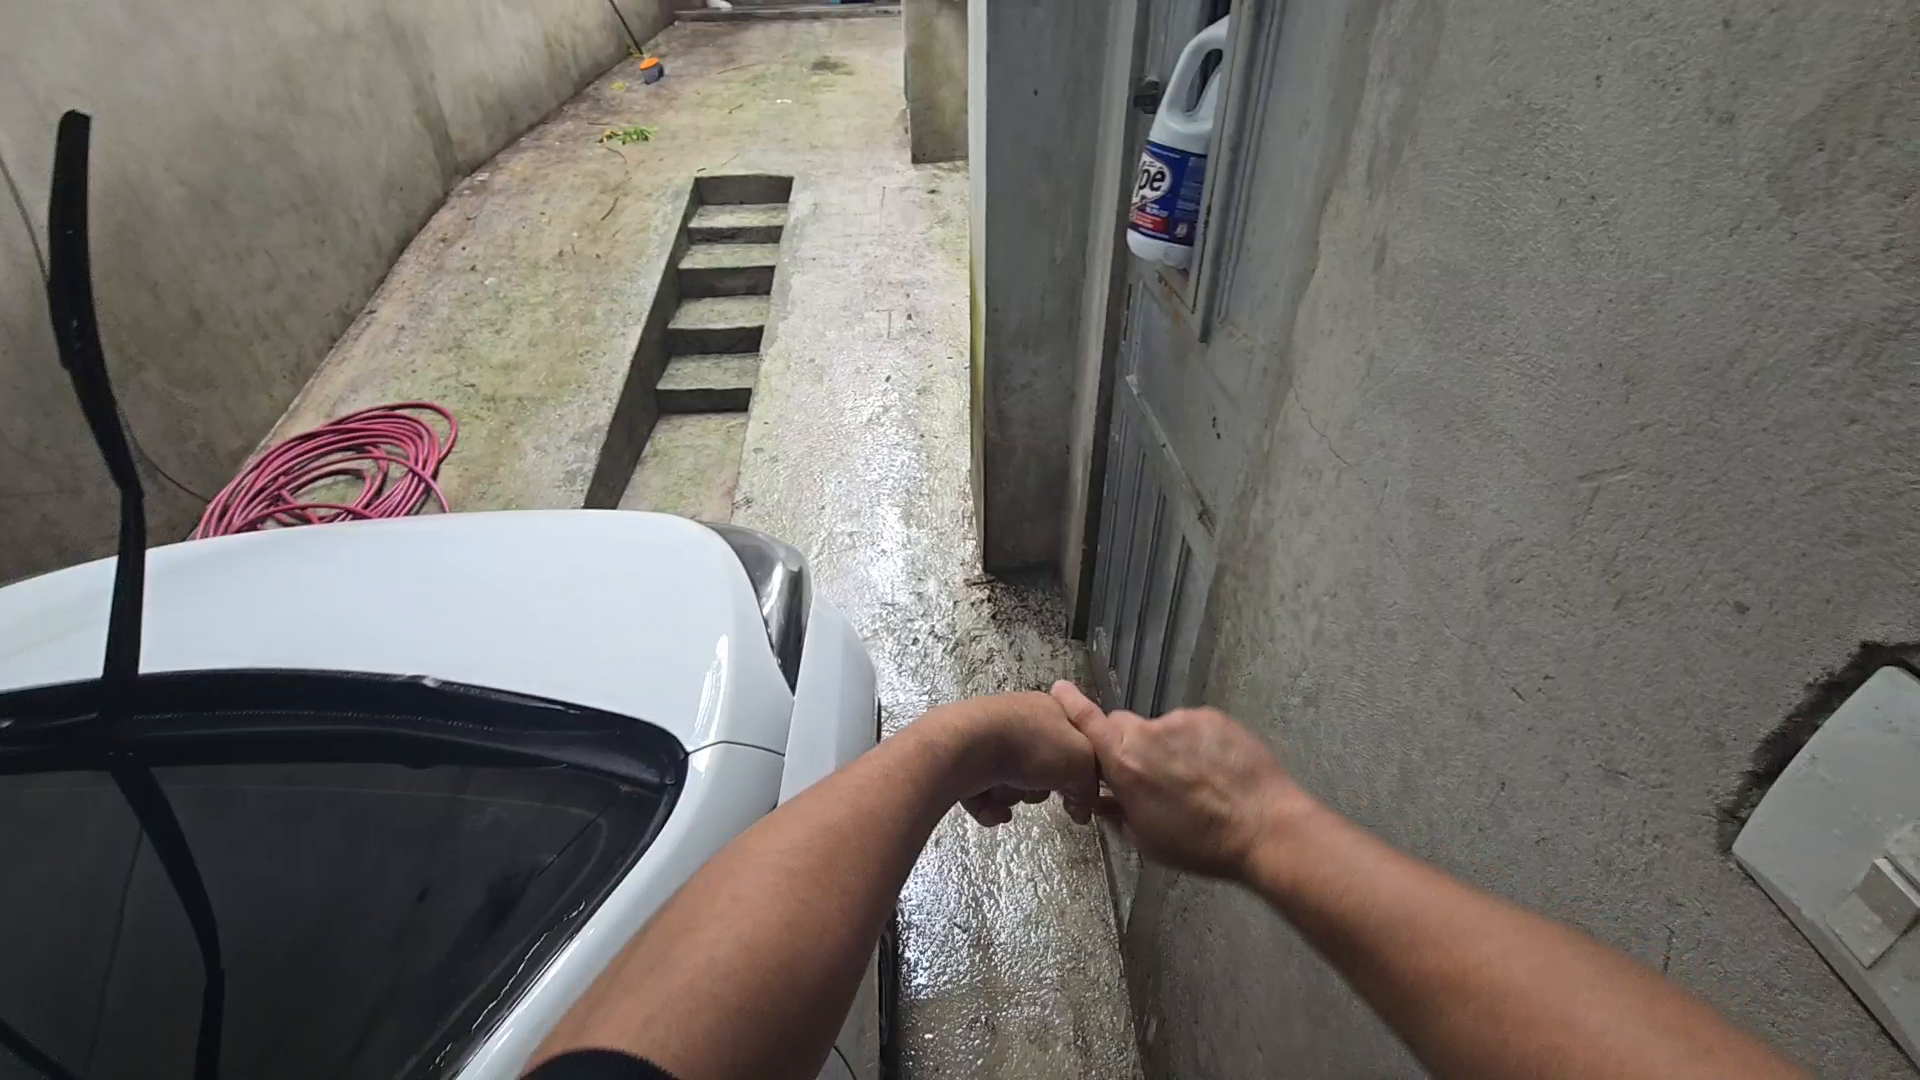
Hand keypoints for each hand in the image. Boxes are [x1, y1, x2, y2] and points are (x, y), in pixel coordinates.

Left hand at [925, 692, 1100, 826]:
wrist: (967, 745)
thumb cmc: (1029, 744)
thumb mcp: (1080, 760)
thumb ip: (1089, 782)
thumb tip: (1082, 804)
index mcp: (1049, 709)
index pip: (1074, 741)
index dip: (1079, 770)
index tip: (1077, 792)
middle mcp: (1019, 721)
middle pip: (1043, 767)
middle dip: (1042, 787)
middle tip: (1040, 788)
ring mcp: (989, 740)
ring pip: (1014, 783)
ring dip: (1014, 795)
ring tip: (1008, 791)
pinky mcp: (965, 761)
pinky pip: (986, 795)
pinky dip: (991, 807)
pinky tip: (993, 808)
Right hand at [1049, 681, 1309, 879]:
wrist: (1267, 829)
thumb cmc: (1200, 844)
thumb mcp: (1146, 839)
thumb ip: (1116, 812)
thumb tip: (1102, 800)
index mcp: (1124, 762)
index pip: (1087, 722)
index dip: (1070, 703)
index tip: (1058, 688)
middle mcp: (1147, 733)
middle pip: (1124, 726)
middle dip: (1127, 745)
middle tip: (1150, 777)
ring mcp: (1182, 720)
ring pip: (1161, 729)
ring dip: (1167, 748)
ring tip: (1196, 781)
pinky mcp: (1213, 717)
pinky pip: (1193, 727)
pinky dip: (1197, 744)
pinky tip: (1217, 772)